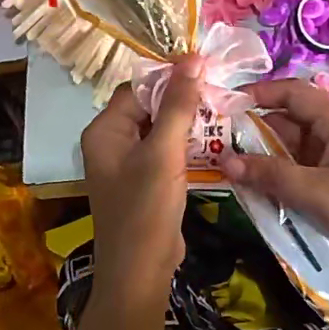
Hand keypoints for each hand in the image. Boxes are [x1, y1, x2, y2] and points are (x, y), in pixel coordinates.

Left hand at [79, 57, 203, 294]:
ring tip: (223, 112)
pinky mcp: (146, 183)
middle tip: (220, 91)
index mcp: (105, 131)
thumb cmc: (145, 209)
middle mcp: (112, 143)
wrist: (140, 270)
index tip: (206, 70)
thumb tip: (192, 59)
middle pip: (149, 108)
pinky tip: (214, 141)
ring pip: (161, 131)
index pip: (138, 88)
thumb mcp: (163, 153)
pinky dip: (187, 146)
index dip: (169, 76)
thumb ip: (178, 105)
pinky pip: (166, 153)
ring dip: (188, 123)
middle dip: (182, 100)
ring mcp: (129, 165)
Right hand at [221, 79, 328, 271]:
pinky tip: (261, 193)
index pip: (292, 92)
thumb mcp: (319, 193)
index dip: (257, 94)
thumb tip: (226, 161)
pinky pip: (303, 172)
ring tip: (232, 174)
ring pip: (294, 150)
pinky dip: (283, 179)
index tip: (223, 107)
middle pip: (289, 122)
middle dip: (254, 134)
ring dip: (267, 161)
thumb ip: (272, 176)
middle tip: (218, 150)